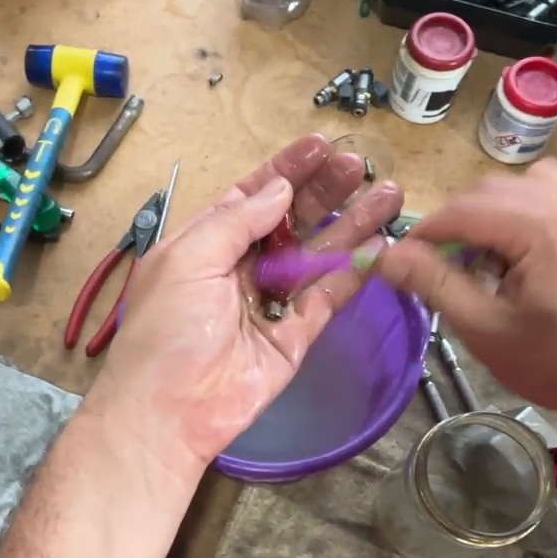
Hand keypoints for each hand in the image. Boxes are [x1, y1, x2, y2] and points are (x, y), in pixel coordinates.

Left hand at [87, 135, 404, 473]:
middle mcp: (239, 270)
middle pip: (289, 222)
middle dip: (323, 192)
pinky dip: (352, 273)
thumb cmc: (167, 328)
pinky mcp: (293, 338)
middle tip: (359, 165)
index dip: (285, 172)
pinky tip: (380, 244)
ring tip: (389, 193)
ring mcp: (269, 304)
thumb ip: (236, 220)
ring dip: (350, 225)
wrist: (169, 411)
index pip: (250, 198)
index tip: (320, 146)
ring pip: (315, 257)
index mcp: (205, 246)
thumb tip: (279, 190)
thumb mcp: (189, 258)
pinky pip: (326, 300)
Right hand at [373, 160, 556, 434]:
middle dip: (459, 223)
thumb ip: (434, 284)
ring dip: (502, 209)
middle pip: (495, 189)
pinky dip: (554, 204)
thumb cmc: (555, 365)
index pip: (462, 210)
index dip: (424, 234)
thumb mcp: (484, 328)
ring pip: (535, 182)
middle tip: (442, 268)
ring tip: (493, 256)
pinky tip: (547, 237)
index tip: (402, 262)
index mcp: (541, 227)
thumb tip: (386, 256)